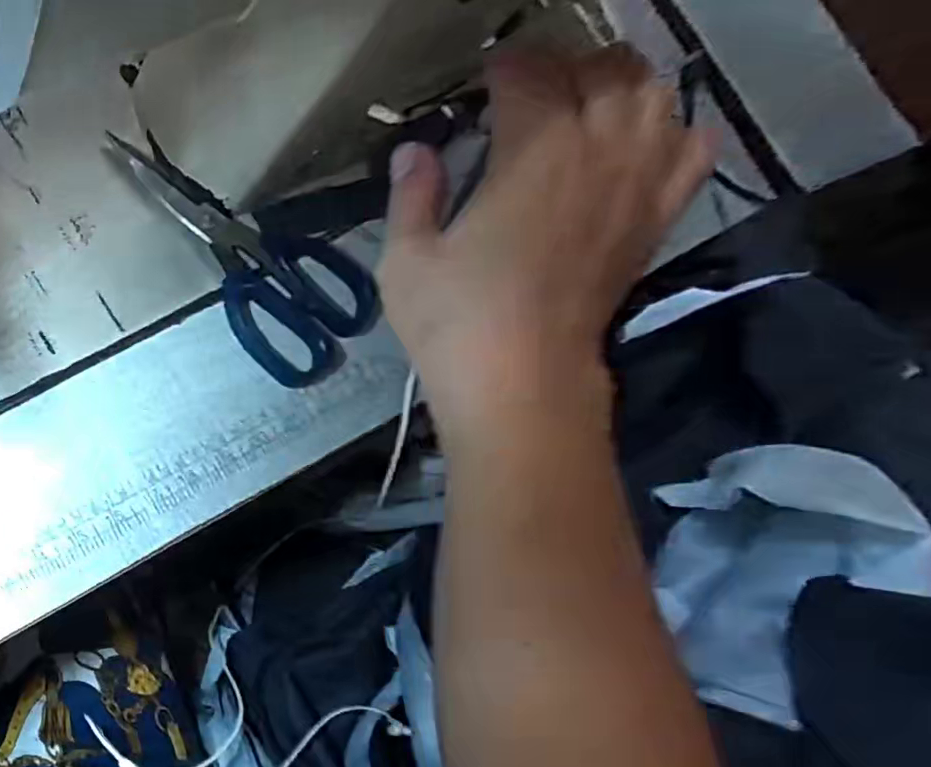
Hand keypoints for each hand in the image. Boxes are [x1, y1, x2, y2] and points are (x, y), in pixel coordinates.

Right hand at [376, 46, 714, 453]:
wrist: (519, 373)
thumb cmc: (451, 318)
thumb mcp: (405, 261)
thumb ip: (412, 196)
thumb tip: (414, 149)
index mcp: (535, 151)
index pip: (532, 78)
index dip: (507, 66)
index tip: (485, 71)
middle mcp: (602, 146)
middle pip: (603, 70)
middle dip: (565, 65)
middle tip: (528, 85)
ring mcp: (642, 176)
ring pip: (654, 93)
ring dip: (618, 83)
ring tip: (583, 99)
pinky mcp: (658, 212)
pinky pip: (689, 141)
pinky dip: (667, 125)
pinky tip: (639, 138)